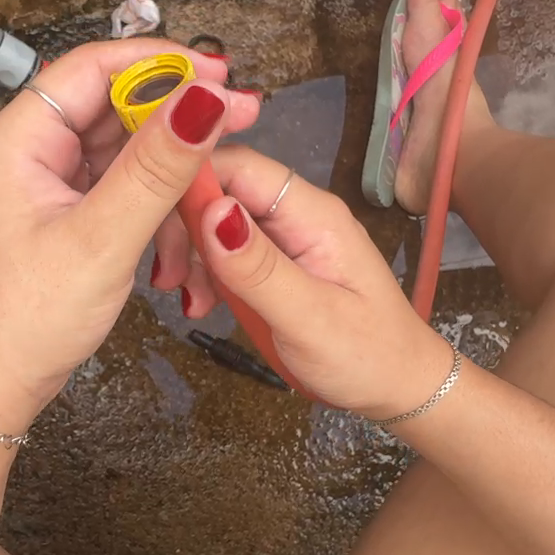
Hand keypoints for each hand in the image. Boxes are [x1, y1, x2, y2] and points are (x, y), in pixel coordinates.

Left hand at [0, 40, 260, 431]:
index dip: (161, 62)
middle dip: (174, 119)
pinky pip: (116, 189)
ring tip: (207, 199)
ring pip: (121, 152)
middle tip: (239, 121)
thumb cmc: (29, 319)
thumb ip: (156, 168)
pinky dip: (151, 204)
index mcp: (18, 140)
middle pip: (112, 108)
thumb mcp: (101, 240)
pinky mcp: (62, 216)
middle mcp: (29, 152)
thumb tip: (207, 97)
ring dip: (167, 174)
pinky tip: (177, 233)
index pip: (93, 68)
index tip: (221, 73)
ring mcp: (46, 185)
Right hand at [189, 146, 453, 419]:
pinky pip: (227, 252)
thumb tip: (209, 210)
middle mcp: (296, 214)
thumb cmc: (364, 355)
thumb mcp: (309, 318)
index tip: (155, 229)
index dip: (189, 184)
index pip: (237, 166)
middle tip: (169, 280)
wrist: (399, 387)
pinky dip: (207, 275)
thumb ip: (258, 268)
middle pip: (220, 191)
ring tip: (189, 303)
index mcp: (311, 213)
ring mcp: (286, 238)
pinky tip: (202, 305)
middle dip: (185, 228)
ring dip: (192, 257)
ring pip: (217, 223)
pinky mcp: (275, 263)